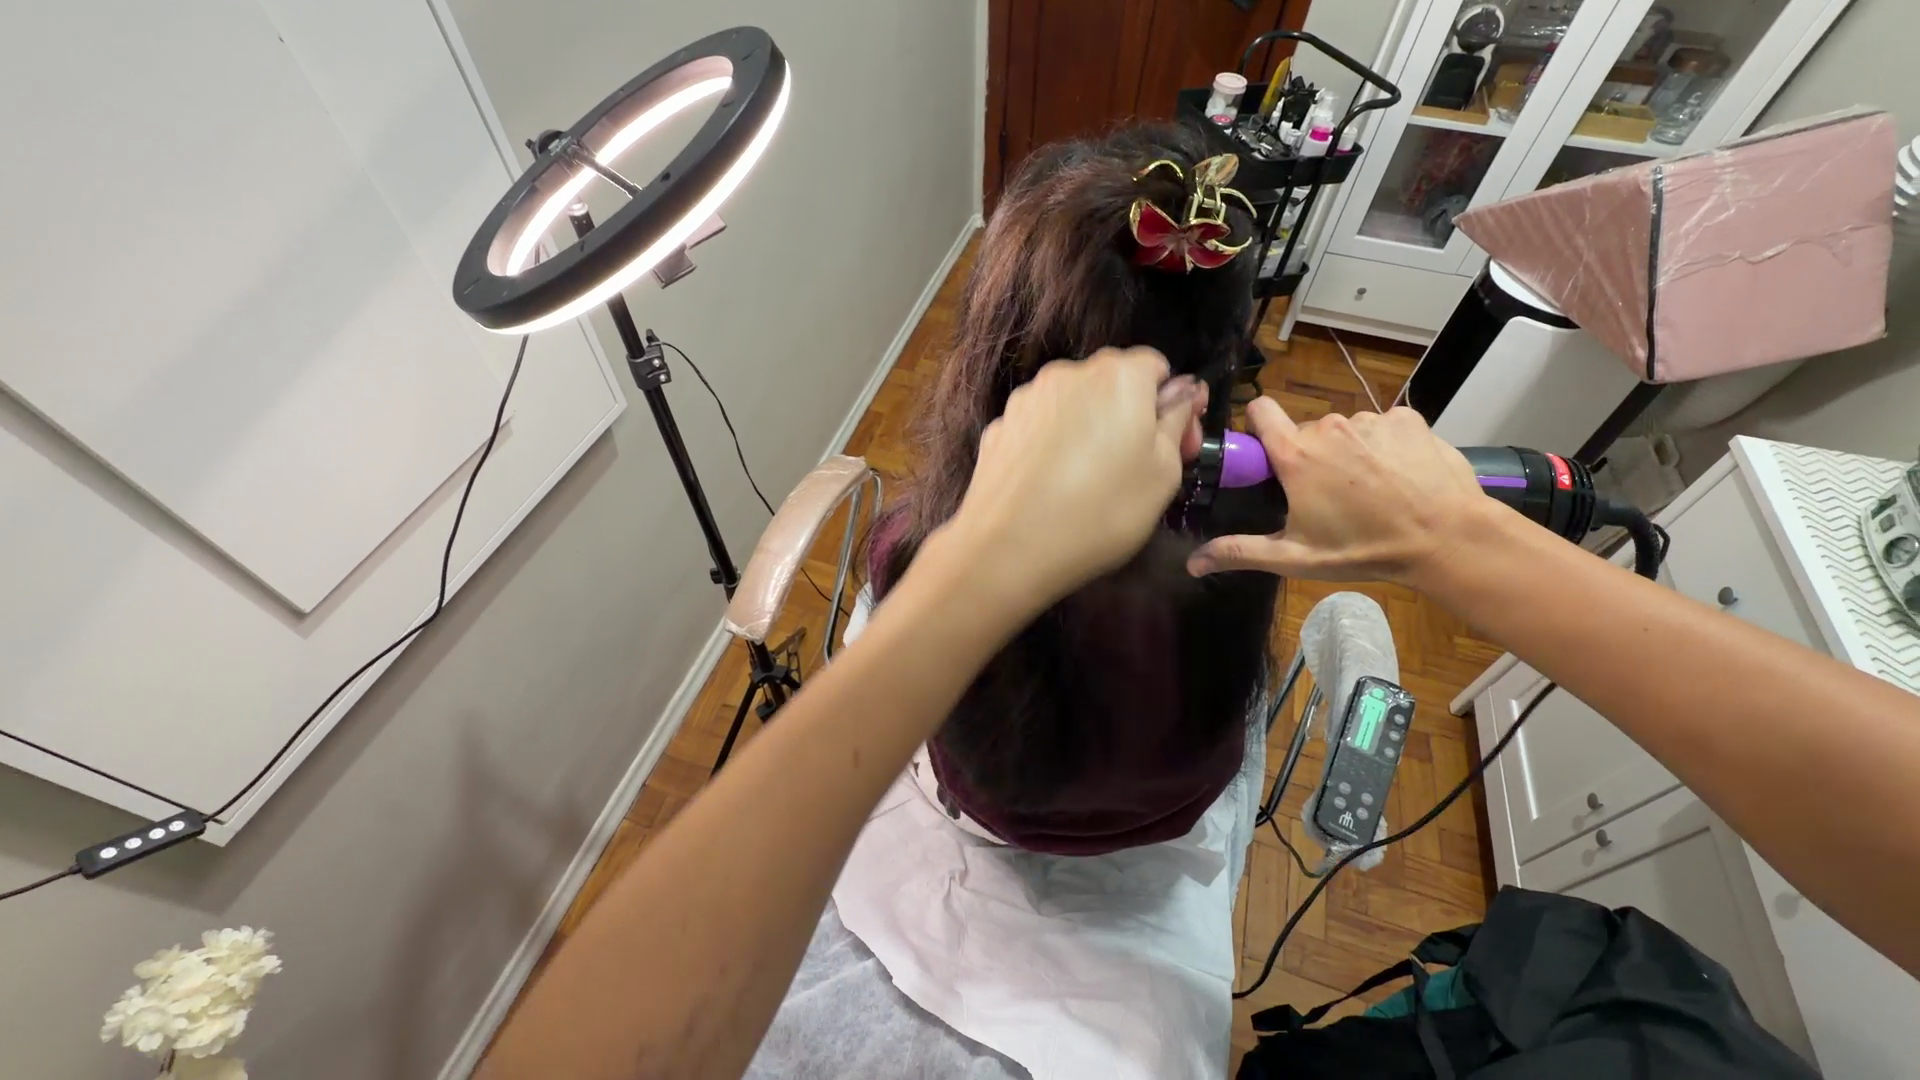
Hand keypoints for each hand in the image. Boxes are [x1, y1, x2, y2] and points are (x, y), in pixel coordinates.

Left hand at [932, 347, 1202, 608]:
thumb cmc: (1103, 510)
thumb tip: (1183, 393)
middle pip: (1112, 383)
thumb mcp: (1164, 473)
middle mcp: (1068, 373)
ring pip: (1072, 404)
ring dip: (1089, 429)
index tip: (1178, 447)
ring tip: (1090, 481)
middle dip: (1131, 415)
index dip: (1172, 404)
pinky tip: (1052, 486)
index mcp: (1119, 375)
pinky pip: (1040, 427)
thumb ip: (1177, 422)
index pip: (1156, 367)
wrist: (1009, 547)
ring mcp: (1027, 399)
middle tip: (1139, 468)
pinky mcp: (999, 427)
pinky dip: (1052, 446)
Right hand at [1186, 398, 1487, 583]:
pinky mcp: (1407, 418)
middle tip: (1325, 495)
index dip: (1257, 428)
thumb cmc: (1364, 549)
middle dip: (1307, 457)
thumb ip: (1240, 552)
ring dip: (1347, 452)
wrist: (1448, 538)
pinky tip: (1397, 475)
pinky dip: (1383, 445)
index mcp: (1296, 455)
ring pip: (1344, 430)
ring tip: (1368, 488)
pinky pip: (1381, 426)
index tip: (1264, 456)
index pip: (1259, 411)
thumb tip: (1192, 563)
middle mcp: (1329, 427)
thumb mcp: (1296, 557)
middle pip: (1304, 431)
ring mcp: (1371, 420)